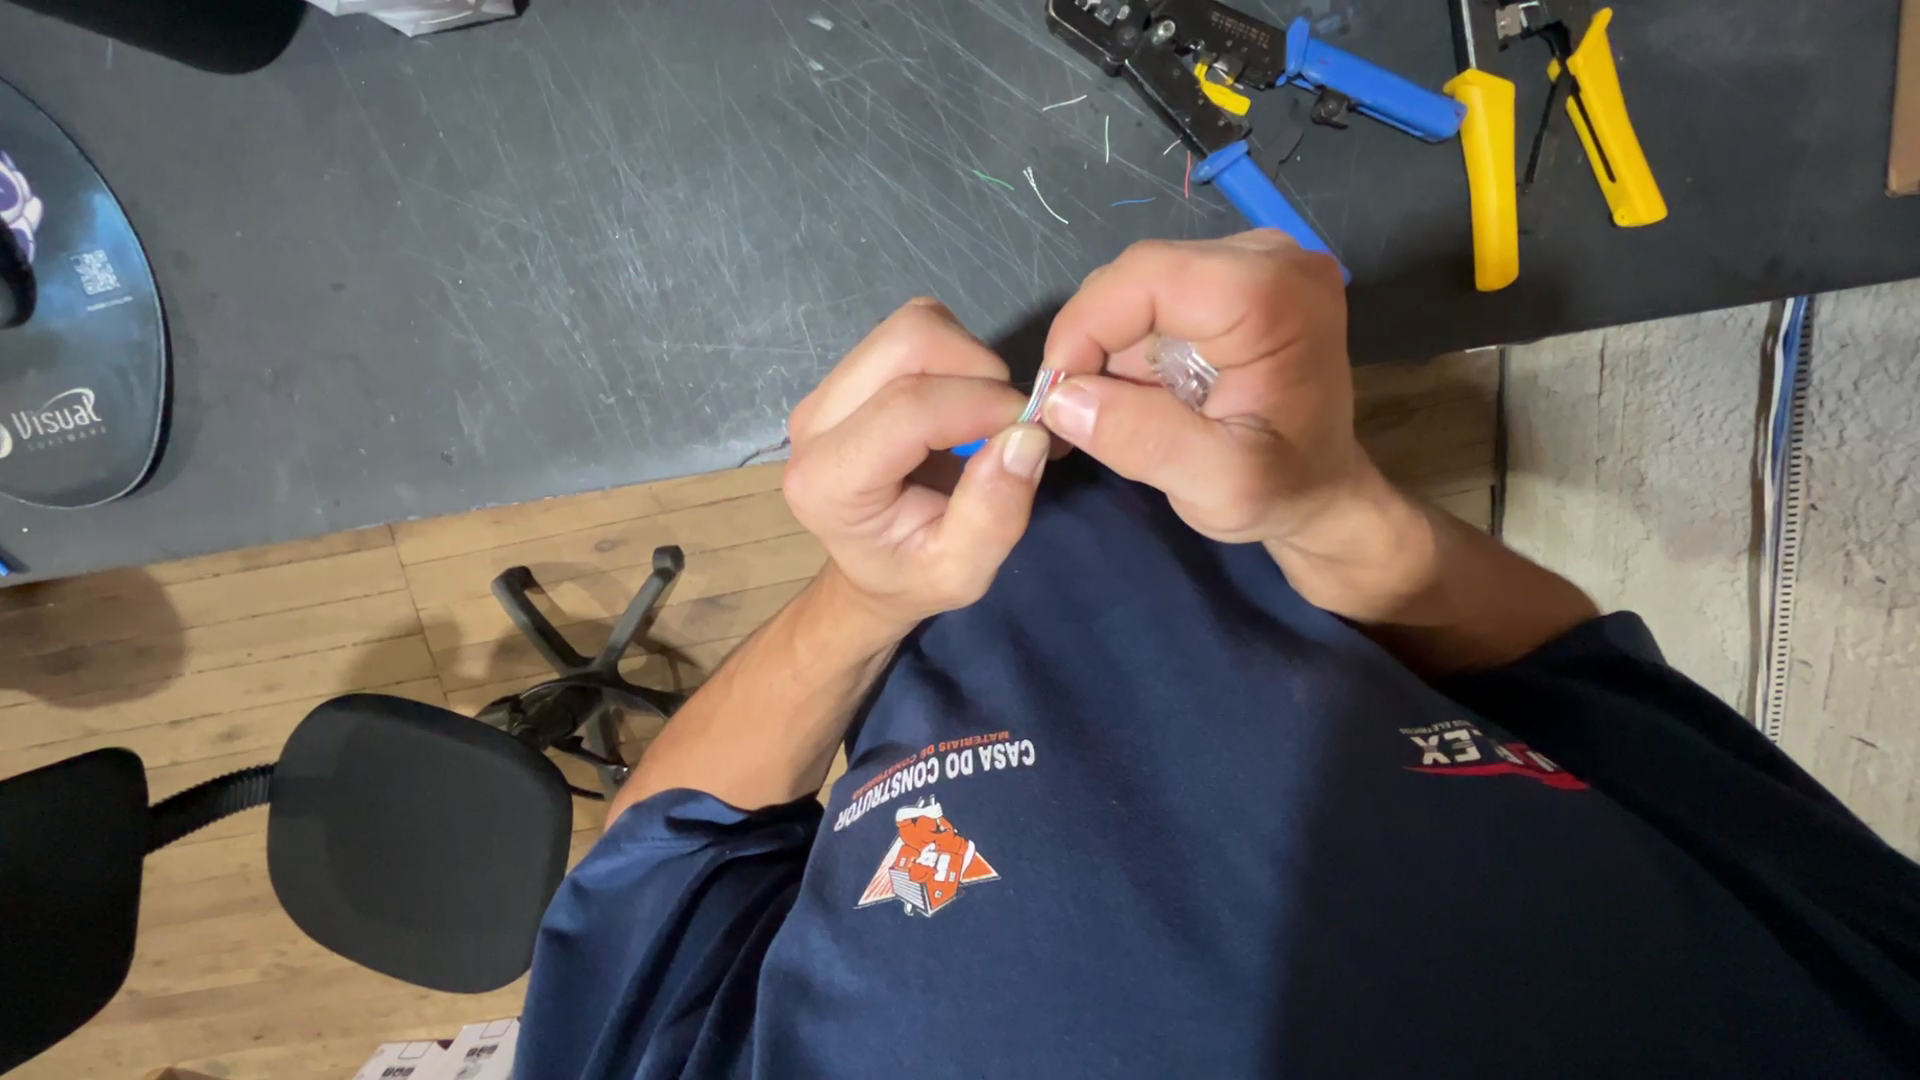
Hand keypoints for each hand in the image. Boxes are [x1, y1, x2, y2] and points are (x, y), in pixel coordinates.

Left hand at [782, 299, 1050, 637]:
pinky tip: (963, 402)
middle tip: (1011, 420)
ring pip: (911, 326)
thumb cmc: (914, 576)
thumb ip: (993, 514)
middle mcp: (814, 425)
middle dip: (979, 370)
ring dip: (969, 361)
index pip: (909, 408)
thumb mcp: (963, 572)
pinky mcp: (848, 375)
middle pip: (907, 343)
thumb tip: (1027, 436)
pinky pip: (912, 332)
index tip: (1034, 431)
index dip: (985, 406)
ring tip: (987, 415)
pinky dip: (956, 356)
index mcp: (830, 482)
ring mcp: (826, 392)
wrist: (874, 569)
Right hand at [1040, 229, 1376, 546]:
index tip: (1056, 397)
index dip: (1084, 328)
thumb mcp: (1218, 486)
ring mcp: (1250, 264)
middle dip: (1090, 344)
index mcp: (1275, 297)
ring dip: (1105, 350)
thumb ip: (1144, 440)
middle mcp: (1267, 259)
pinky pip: (1150, 300)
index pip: (1146, 277)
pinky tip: (1133, 394)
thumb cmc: (1281, 492)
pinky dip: (1124, 347)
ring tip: (1103, 410)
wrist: (1321, 490)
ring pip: (1136, 288)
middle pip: (1137, 277)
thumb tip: (1061, 400)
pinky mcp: (1232, 281)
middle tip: (1070, 411)